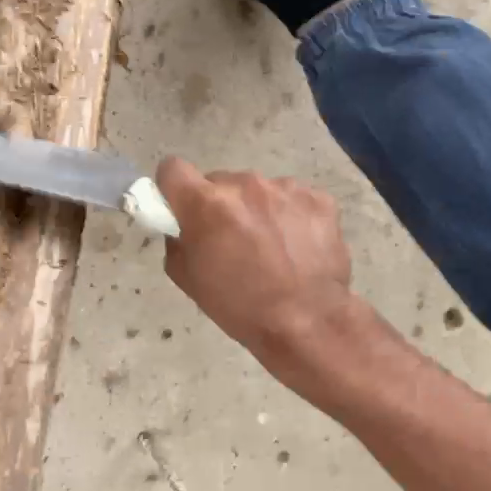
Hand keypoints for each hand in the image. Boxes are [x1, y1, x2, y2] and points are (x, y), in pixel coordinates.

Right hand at [157, 158, 381, 383]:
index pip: (172, 168)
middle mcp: (243, 184)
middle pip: (218, 182)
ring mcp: (284, 188)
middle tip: (231, 239)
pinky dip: (290, 216)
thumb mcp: (186, 278)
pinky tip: (297, 246)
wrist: (309, 322)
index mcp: (205, 203)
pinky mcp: (317, 198)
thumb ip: (177, 240)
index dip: (173, 187)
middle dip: (220, 205)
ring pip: (257, 190)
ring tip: (271, 246)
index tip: (181, 207)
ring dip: (256, 209)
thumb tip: (184, 226)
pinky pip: (292, 198)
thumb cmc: (239, 306)